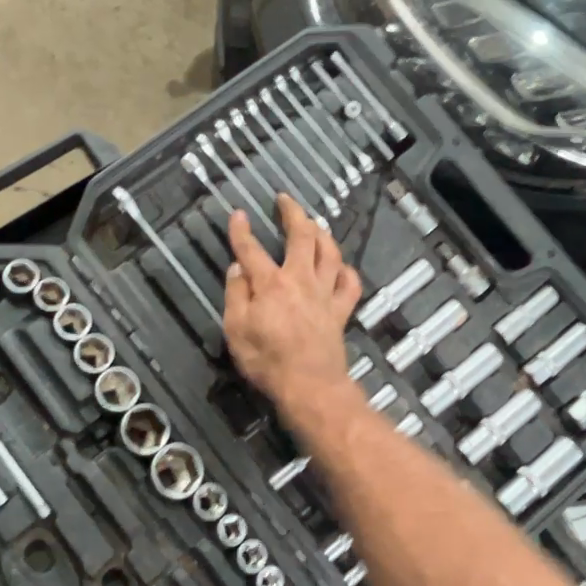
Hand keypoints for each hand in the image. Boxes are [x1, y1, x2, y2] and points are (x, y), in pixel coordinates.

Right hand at [224, 194, 362, 404]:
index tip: (238, 214)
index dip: (242, 231)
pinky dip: (346, 272)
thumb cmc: (267, 361)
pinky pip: (350, 284)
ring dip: (322, 233)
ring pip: (330, 253)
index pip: (251, 249)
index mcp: (271, 284)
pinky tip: (341, 267)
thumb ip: (236, 295)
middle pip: (301, 236)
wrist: (309, 386)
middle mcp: (300, 280)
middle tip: (285, 200)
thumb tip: (238, 268)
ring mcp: (325, 294)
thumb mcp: (236, 330)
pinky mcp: (340, 311)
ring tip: (314, 223)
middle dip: (293, 213)